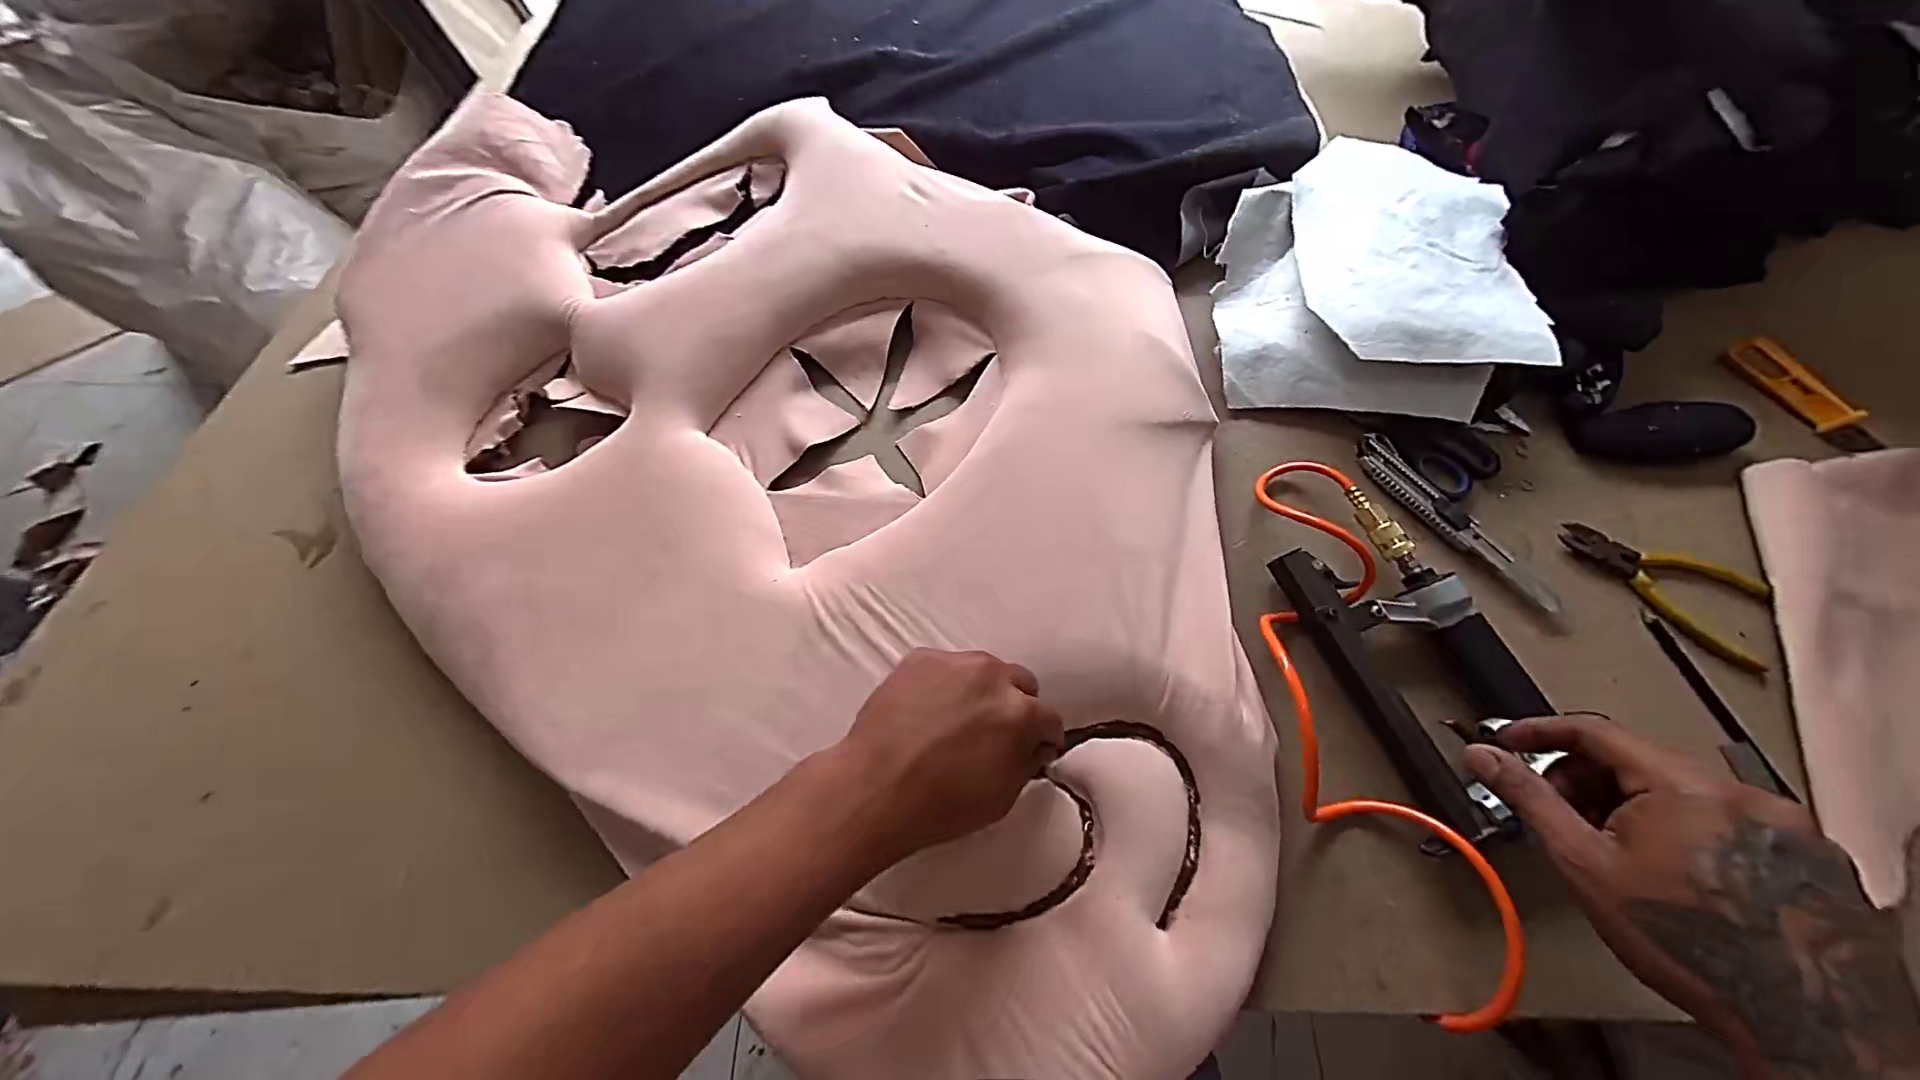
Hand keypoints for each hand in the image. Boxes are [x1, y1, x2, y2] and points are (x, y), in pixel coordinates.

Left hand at [833, 649, 1065, 865]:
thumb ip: (1026, 762)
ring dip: (980, 690)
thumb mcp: (1002, 797)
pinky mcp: (921, 659)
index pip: (1049, 717)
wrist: (874, 789)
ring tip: (956, 720)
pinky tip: (929, 711)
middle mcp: (991, 677)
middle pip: (1020, 683)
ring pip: (983, 670)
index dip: (1043, 737)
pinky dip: (944, 683)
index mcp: (1019, 713)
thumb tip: (1032, 747)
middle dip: (1014, 706)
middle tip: (993, 732)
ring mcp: (953, 663)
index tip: (1034, 745)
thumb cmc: (938, 803)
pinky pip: (946, 667)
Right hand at [1466, 714, 1919, 1078]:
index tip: (1510, 740)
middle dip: (1584, 780)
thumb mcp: (1583, 861)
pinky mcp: (1812, 859)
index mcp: (1689, 787)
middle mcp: (1747, 796)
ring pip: (1681, 791)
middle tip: (1556, 811)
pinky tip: (1663, 867)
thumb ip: (1528, 796)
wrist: (1802, 1025)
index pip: (1596, 730)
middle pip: (1638, 761)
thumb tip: (1483, 756)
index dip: (1540, 732)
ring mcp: (1788, 828)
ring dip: (1631, 806)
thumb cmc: (1692, 946)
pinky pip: (1724, 819)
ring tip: (1610, 849)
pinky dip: (1679, 828)